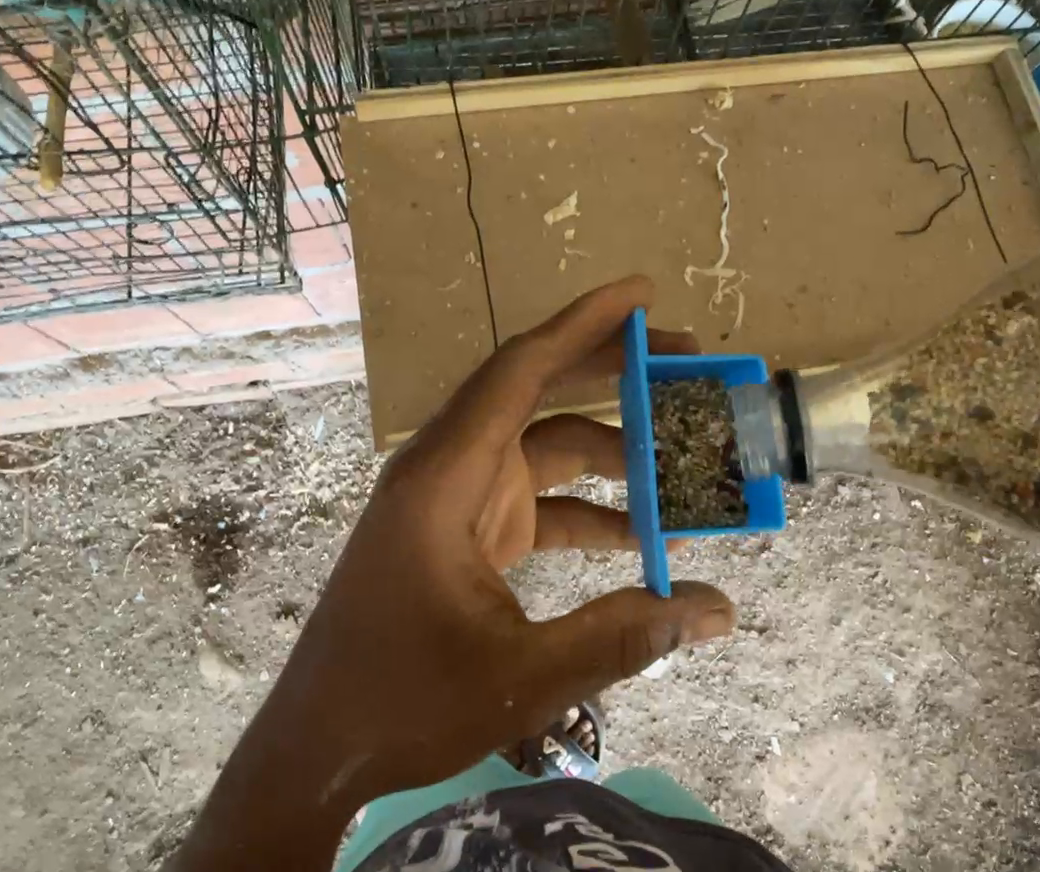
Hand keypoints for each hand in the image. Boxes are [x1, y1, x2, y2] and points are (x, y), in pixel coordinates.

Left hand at [169, 277, 736, 871]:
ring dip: (610, 446)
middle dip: (611, 370)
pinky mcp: (466, 533)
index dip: (583, 324)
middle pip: (537, 392)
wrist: (319, 746)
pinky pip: (538, 500)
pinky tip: (644, 535)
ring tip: (684, 449)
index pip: (520, 370)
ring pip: (543, 446)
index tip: (642, 293)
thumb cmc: (401, 702)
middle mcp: (450, 469)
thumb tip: (720, 611)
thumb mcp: (521, 673)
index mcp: (446, 475)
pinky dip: (589, 507)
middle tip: (686, 359)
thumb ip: (623, 636)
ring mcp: (457, 500)